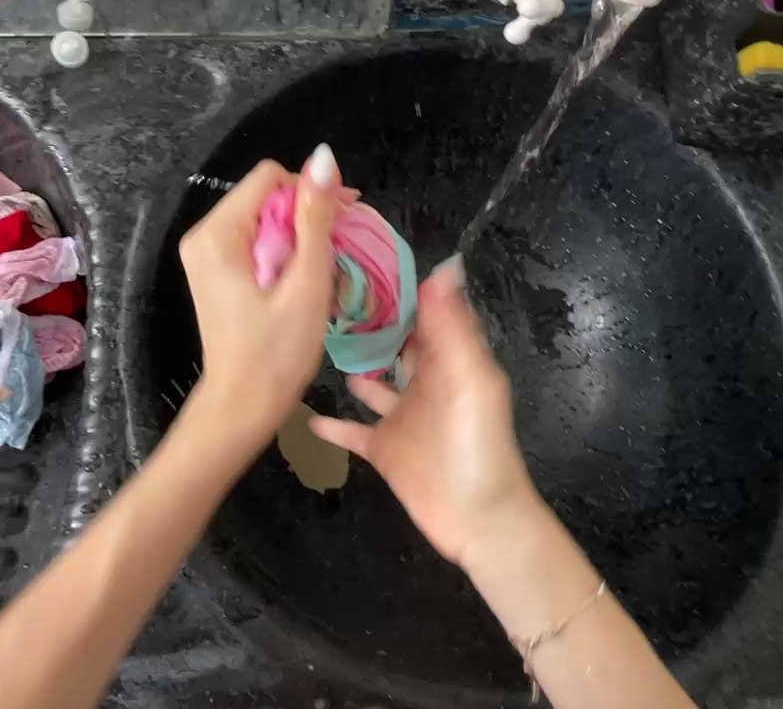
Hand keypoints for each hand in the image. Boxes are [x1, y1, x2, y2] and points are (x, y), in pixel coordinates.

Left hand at [178, 146, 341, 443]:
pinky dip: (283, 251)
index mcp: (218, 234)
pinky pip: (255, 241)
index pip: (269, 177)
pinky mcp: (215, 271)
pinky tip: (302, 278)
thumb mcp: (305, 284)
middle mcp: (203, 235)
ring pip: (263, 218)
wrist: (241, 409)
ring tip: (323, 267)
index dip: (310, 190)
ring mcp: (206, 254)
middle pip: (265, 196)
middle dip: (306, 214)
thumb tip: (323, 157)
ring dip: (299, 235)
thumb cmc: (276, 354)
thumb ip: (315, 219)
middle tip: (339, 248)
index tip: (344, 218)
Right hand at [310, 259, 544, 568]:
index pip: (423, 315)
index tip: (361, 264)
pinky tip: (304, 413)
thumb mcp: (472, 378)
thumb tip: (443, 268)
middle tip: (328, 299)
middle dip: (371, 323)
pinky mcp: (384, 449)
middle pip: (396, 345)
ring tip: (314, 343)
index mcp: (448, 360)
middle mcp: (423, 382)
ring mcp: (401, 417)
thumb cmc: (478, 442)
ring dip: (352, 366)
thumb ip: (454, 326)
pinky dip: (332, 424)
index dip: (398, 291)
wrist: (478, 518)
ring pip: (373, 384)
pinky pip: (353, 431)